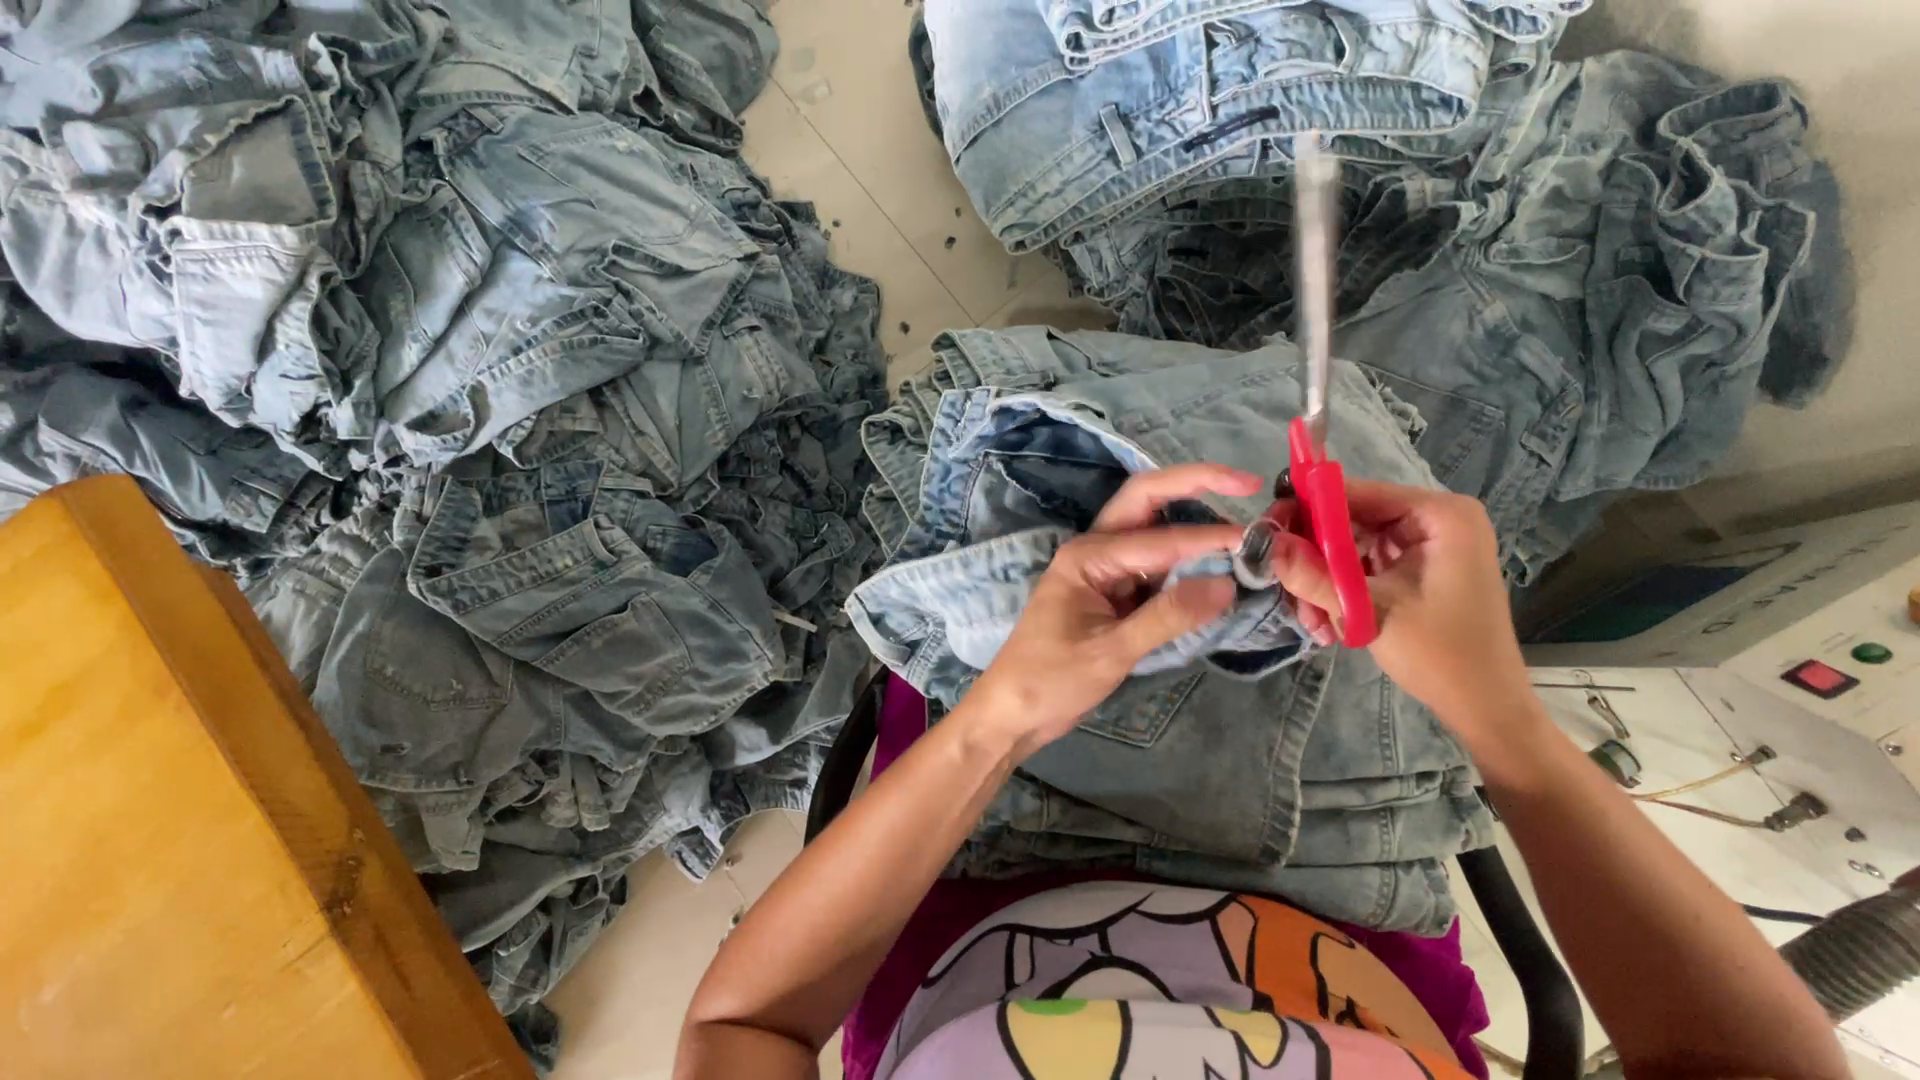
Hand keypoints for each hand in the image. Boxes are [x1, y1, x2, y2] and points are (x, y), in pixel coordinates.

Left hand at [960, 465, 1259, 759]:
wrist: (1012, 712)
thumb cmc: (1050, 680)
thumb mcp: (1110, 652)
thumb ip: (1167, 617)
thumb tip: (1227, 585)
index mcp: (1087, 556)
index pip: (1160, 539)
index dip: (1209, 540)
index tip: (1256, 543)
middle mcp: (1095, 551)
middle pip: (1147, 501)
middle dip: (1195, 483)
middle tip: (1247, 483)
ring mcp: (1104, 571)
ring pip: (1154, 531)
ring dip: (1193, 522)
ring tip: (1244, 528)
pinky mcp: (1112, 594)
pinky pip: (1154, 567)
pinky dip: (1186, 562)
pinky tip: (1217, 568)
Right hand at [1266, 479, 1541, 751]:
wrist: (1484, 707)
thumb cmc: (1441, 654)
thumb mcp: (1370, 610)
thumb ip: (1314, 574)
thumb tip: (1266, 543)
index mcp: (1440, 515)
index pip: (1356, 494)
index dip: (1307, 510)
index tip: (1267, 532)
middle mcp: (1435, 520)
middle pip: (1350, 520)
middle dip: (1314, 556)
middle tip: (1283, 585)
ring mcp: (1426, 545)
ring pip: (1351, 547)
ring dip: (1323, 580)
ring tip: (1309, 619)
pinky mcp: (1417, 569)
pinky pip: (1364, 566)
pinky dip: (1341, 590)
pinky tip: (1326, 621)